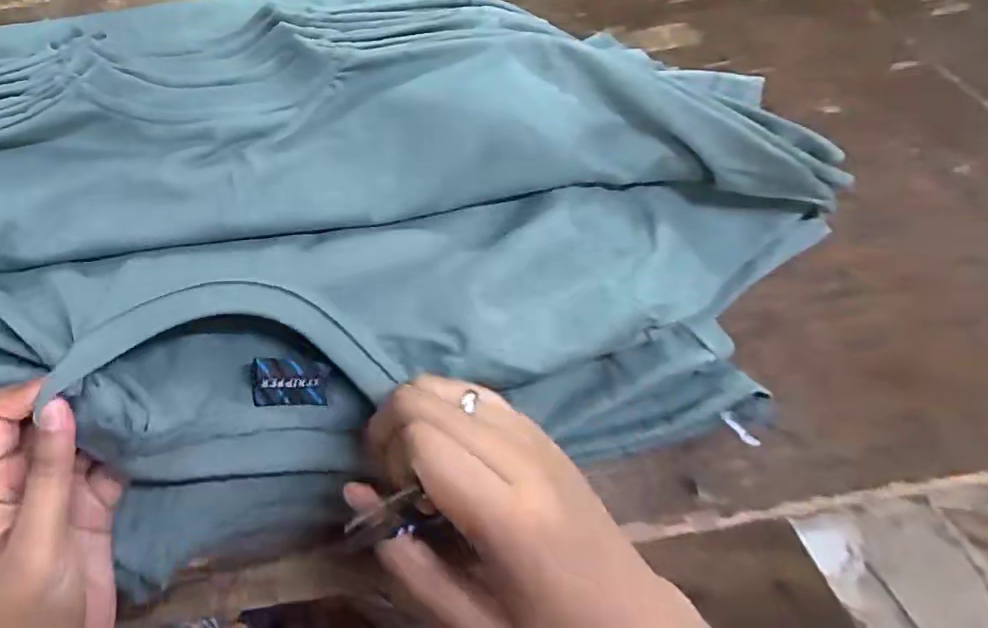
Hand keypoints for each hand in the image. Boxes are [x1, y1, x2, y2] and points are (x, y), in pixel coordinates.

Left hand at [0, 380, 124, 627]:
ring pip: (76, 440)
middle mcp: (24, 482)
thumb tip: (56, 401)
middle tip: (107, 377)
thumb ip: (47, 473)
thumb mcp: (36, 544)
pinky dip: (121, 448)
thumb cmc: (27, 616)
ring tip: (128, 396)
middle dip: (70, 398)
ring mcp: (59, 495)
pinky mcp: (90, 509)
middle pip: (41, 423)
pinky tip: (140, 431)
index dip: (27, 395)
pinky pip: (105, 466)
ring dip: (99, 420)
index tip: (68, 385)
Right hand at [349, 375, 704, 627]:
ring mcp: (533, 434)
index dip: (390, 458)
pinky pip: (469, 390)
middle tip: (394, 474)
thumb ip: (409, 561)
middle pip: (422, 398)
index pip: (421, 438)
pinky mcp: (538, 426)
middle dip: (389, 427)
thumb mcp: (473, 623)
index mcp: (510, 516)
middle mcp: (521, 458)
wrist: (634, 620)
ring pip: (441, 383)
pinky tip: (448, 446)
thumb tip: (353, 492)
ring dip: (413, 411)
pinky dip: (442, 406)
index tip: (394, 496)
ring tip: (417, 457)